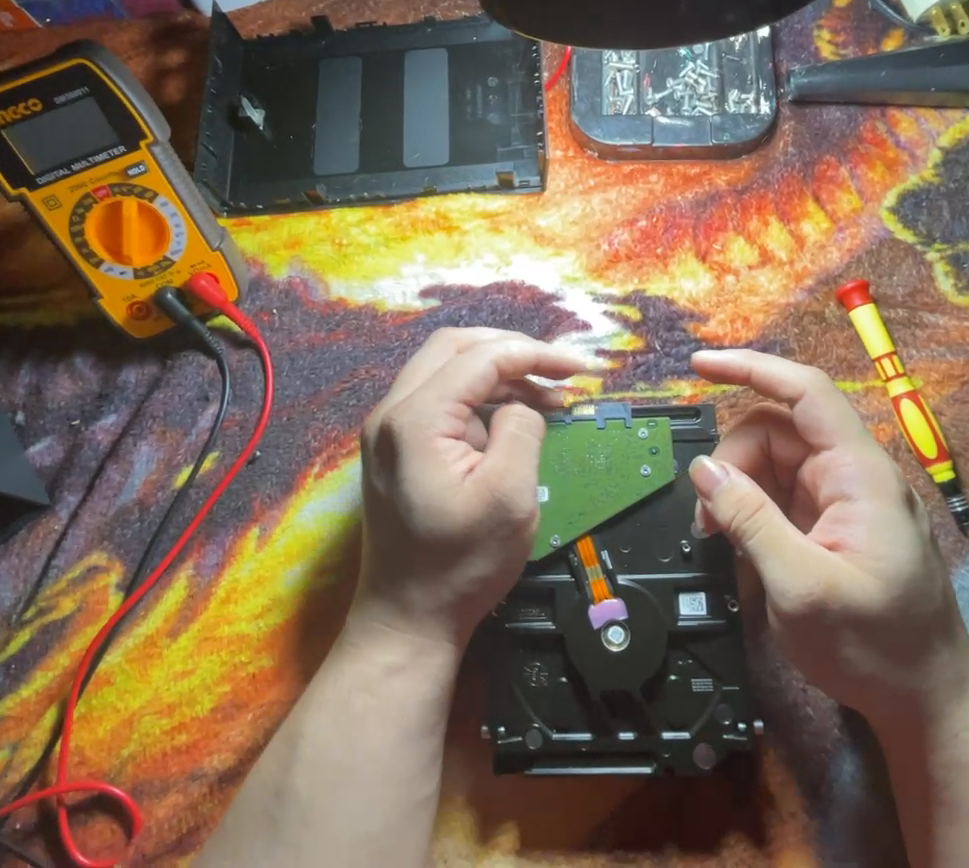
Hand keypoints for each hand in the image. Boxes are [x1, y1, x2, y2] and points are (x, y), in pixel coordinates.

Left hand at [354, 328, 597, 649]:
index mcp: (416, 418)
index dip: (535, 354)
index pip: (480, 358)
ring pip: (445, 372)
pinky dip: (478, 400)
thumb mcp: (509, 496)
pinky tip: (512, 420)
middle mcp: (392, 412)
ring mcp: (388, 431)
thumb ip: (521, 431)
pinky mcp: (395, 449)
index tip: (580, 369)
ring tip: (547, 399)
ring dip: (497, 375)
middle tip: (558, 373)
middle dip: (511, 351)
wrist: (407, 620)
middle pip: (454, 348)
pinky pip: (439, 402)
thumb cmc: (460, 565)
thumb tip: (521, 406)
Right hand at [689, 349, 968, 735]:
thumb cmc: (874, 646)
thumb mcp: (801, 586)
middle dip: (732, 460)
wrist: (926, 701)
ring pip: (773, 464)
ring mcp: (843, 502)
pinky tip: (736, 543)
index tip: (698, 365)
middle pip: (777, 432)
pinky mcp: (832, 527)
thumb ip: (750, 520)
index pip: (805, 394)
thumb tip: (703, 470)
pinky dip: (750, 510)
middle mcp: (852, 476)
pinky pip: (780, 496)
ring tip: (716, 535)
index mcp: (859, 475)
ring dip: (736, 488)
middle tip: (705, 517)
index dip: (752, 368)